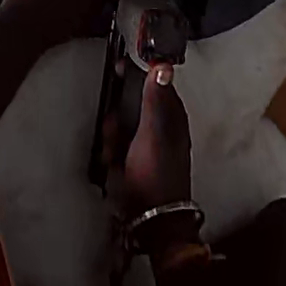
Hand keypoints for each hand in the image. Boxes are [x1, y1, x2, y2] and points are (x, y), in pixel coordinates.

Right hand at [119, 64, 195, 253]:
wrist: (152, 221)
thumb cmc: (156, 173)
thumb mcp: (153, 132)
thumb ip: (155, 98)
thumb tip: (163, 65)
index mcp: (172, 114)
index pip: (155, 80)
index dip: (136, 73)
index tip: (117, 68)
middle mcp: (163, 126)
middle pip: (132, 104)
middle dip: (118, 115)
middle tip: (114, 130)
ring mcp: (150, 145)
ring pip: (123, 126)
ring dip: (114, 137)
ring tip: (114, 153)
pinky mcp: (137, 162)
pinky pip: (119, 147)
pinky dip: (114, 153)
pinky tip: (114, 165)